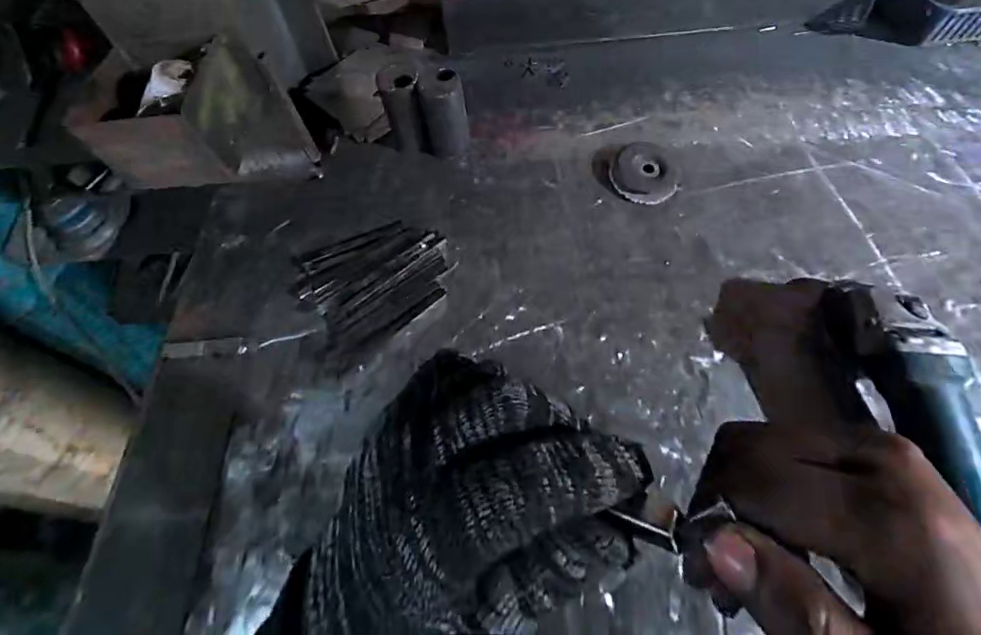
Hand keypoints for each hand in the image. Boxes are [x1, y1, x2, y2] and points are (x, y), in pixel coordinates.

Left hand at [301, 352, 652, 634]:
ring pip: (485, 382)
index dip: (585, 475)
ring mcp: (401, 425)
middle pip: (504, 411)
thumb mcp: (490, 621)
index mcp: (431, 537)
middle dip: (562, 430)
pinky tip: (504, 422)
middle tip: (592, 457)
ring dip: (532, 407)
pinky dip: (492, 386)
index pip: (521, 487)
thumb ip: (554, 571)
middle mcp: (411, 464)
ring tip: (550, 440)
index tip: (633, 472)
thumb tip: (621, 530)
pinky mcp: (398, 406)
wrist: (347, 598)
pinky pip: (456, 370)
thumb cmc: (423, 620)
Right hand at [686, 422, 980, 634]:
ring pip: (770, 440)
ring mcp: (883, 445)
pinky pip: (800, 447)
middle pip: (755, 446)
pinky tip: (784, 539)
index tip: (703, 580)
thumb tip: (710, 543)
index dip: (712, 521)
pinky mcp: (884, 450)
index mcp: (886, 515)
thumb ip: (795, 608)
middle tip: (719, 574)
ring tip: (749, 561)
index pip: (757, 481)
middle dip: (721, 500)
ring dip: (743, 492)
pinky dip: (773, 485)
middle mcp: (879, 455)